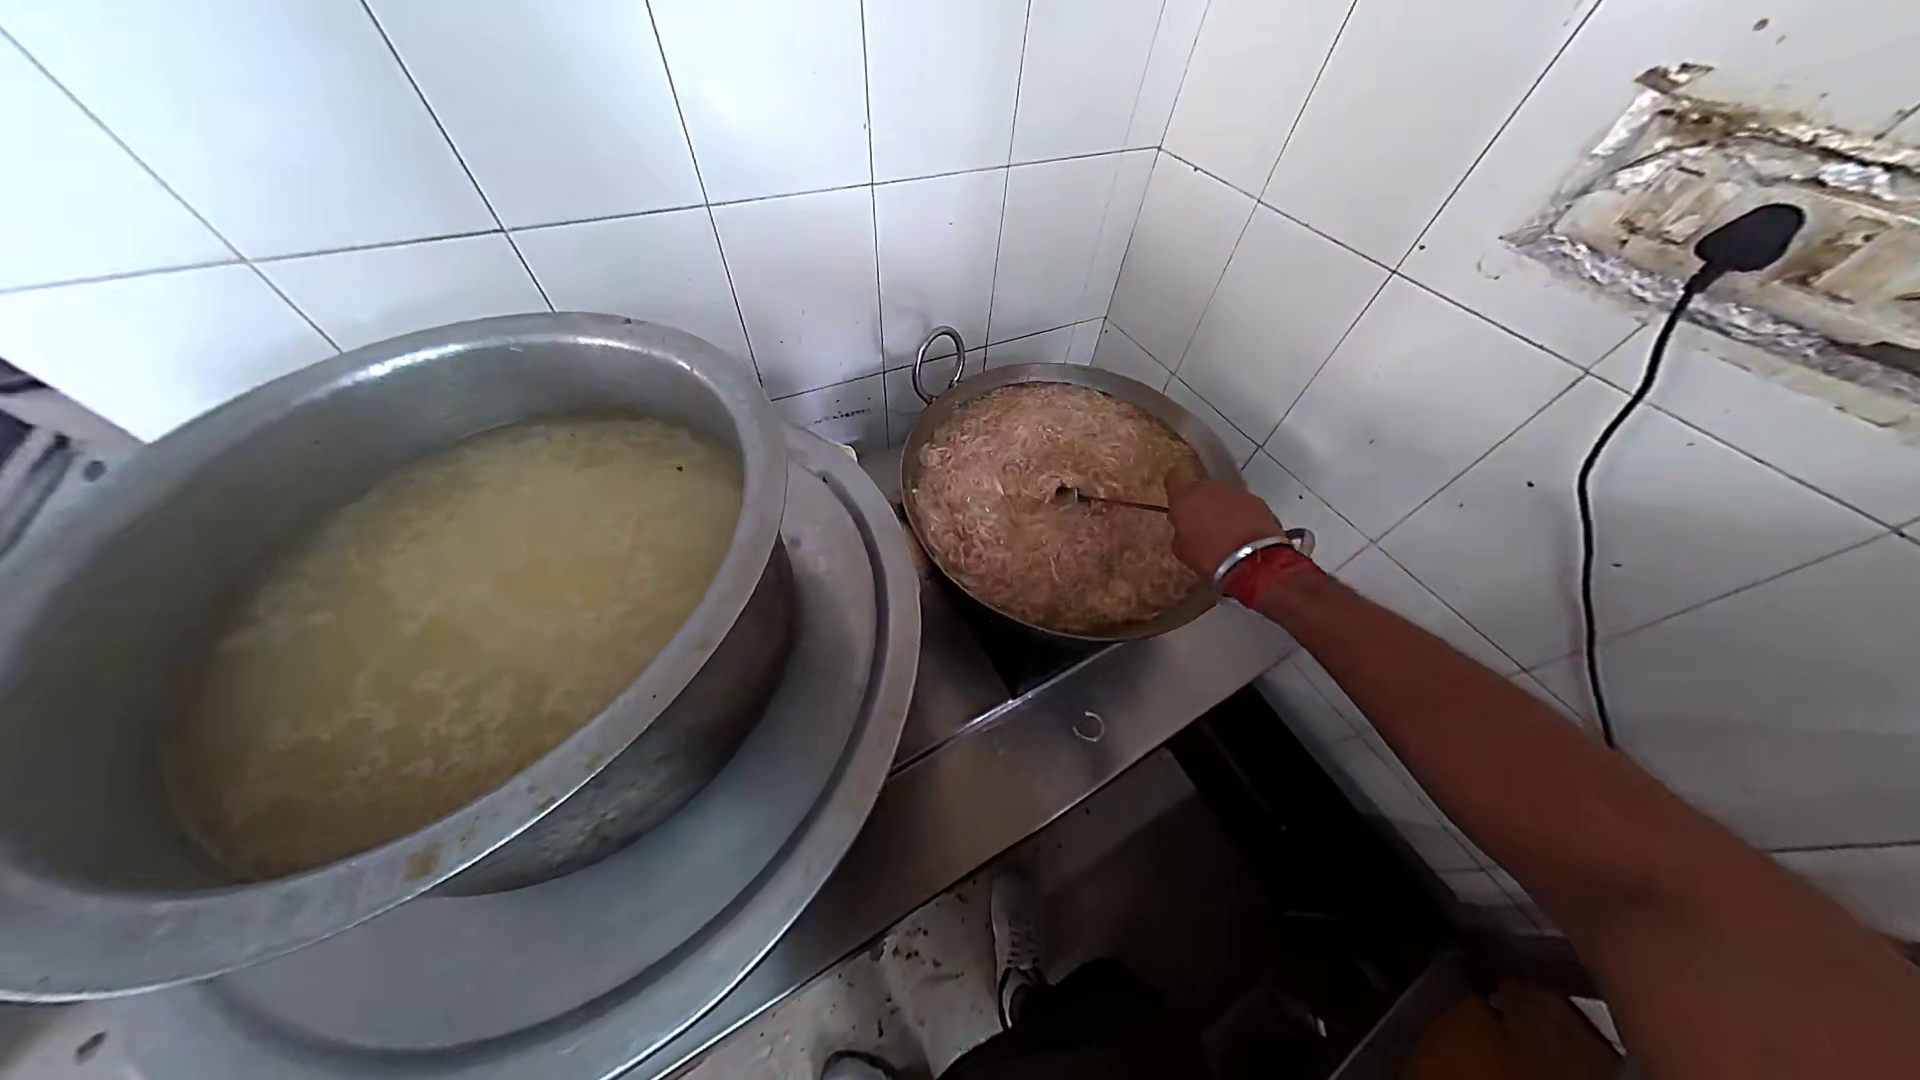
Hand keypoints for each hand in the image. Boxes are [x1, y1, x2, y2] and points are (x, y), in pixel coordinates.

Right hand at [1167, 479, 1286, 578]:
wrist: (1251, 560)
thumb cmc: (1207, 556)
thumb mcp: (1181, 549)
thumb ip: (1180, 531)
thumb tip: (1187, 527)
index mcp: (1184, 497)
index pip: (1172, 482)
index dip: (1176, 495)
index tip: (1177, 508)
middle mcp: (1208, 488)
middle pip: (1199, 489)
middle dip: (1199, 503)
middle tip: (1201, 523)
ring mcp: (1234, 492)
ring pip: (1222, 496)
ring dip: (1221, 508)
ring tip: (1225, 529)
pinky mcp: (1256, 500)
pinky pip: (1241, 504)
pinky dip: (1241, 514)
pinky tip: (1243, 532)